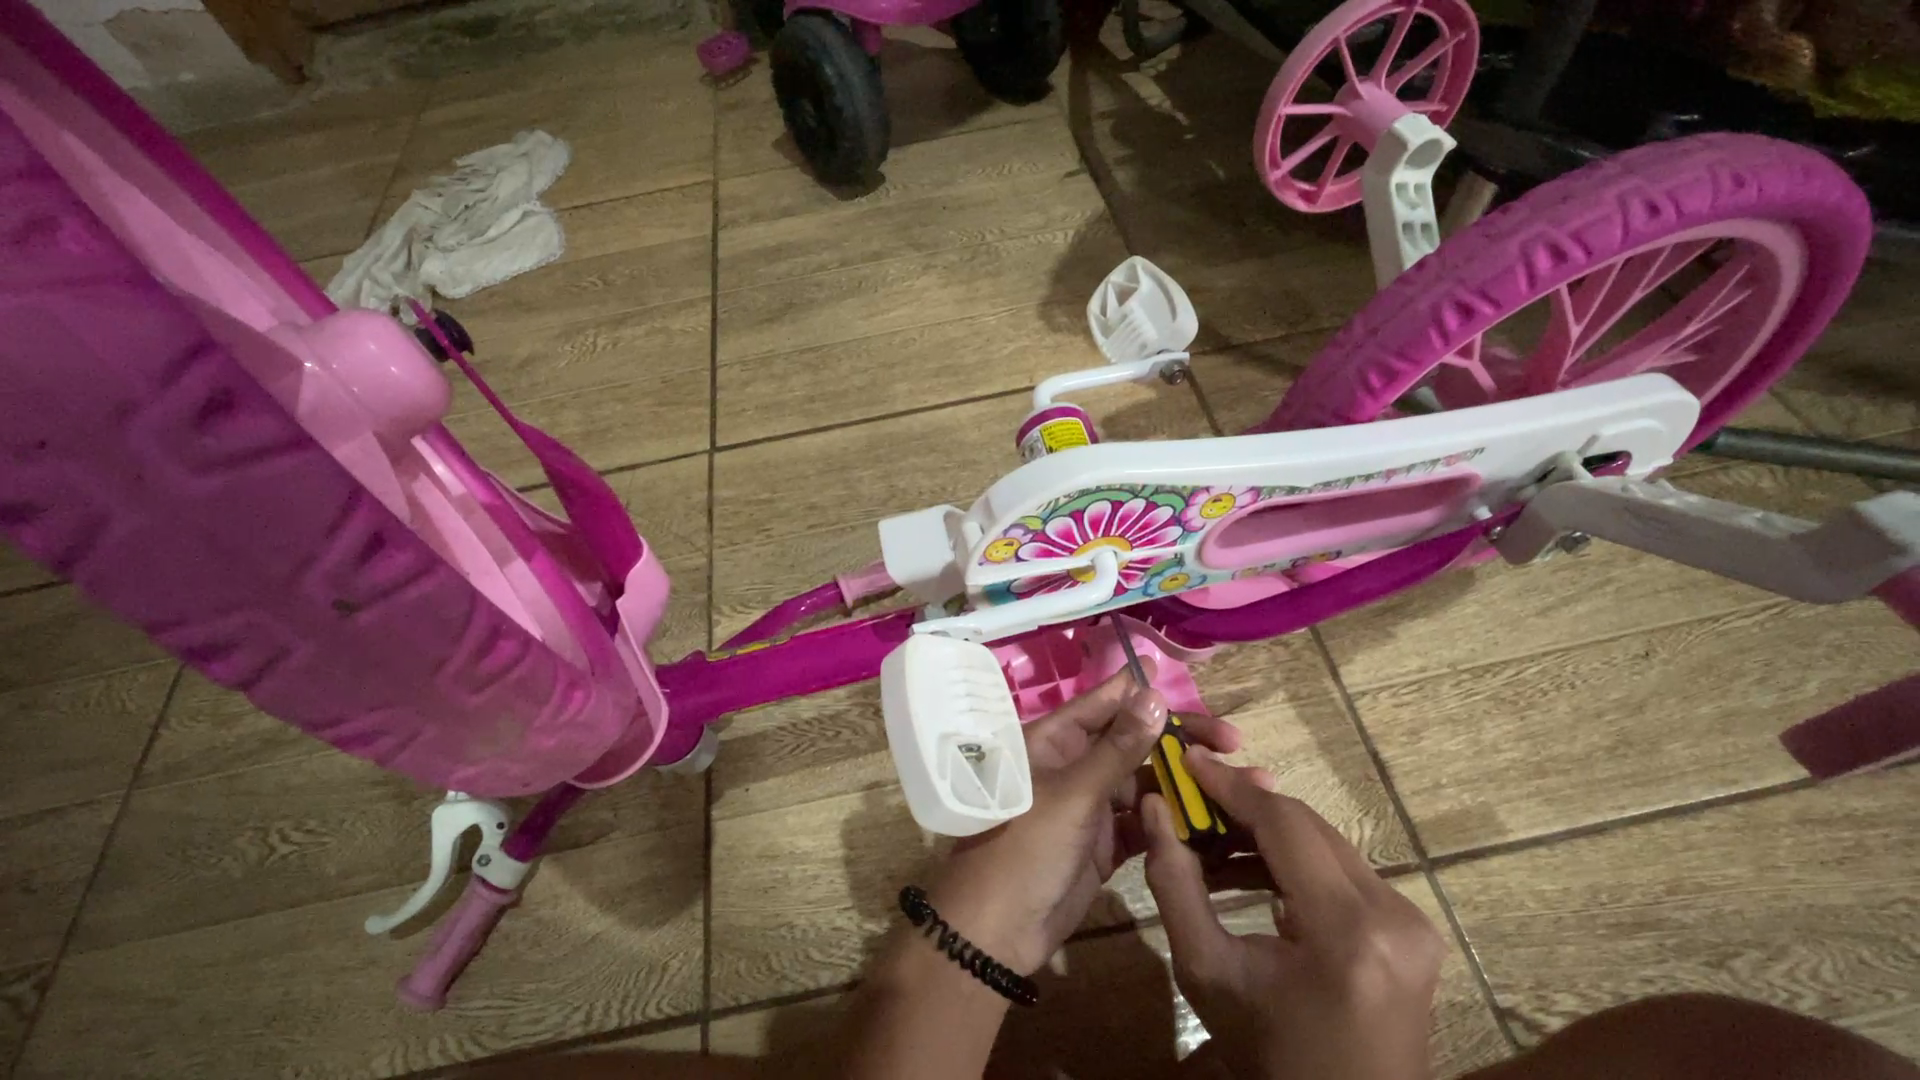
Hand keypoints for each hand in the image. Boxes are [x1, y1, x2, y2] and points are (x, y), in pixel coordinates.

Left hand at [926, 661, 1242, 974]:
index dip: (1140, 691)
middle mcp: (1073, 767)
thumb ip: (1117, 747)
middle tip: (1233, 741)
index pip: (1103, 704)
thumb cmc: (1026, 847)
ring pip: (1144, 783)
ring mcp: (1090, 807)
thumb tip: (1154, 694)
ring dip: (1185, 781)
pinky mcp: (1104, 844)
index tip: (1182, 677)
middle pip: (1132, 741)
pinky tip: (1214, 818)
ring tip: (1239, 781)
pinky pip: (1144, 823)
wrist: (998, 930)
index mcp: (1052, 742)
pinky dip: (1173, 820)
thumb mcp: (1073, 793)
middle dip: (1179, 740)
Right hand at [1143, 749, 1445, 1079]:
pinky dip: (1295, 862)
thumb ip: (1175, 884)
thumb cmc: (1269, 1054)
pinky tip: (1251, 872)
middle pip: (1308, 827)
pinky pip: (1343, 872)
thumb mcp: (1206, 971)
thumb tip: (1154, 810)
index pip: (1284, 824)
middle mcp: (1393, 913)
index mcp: (1346, 928)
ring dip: (1269, 834)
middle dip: (1246, 806)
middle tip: (1192, 798)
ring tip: (1211, 839)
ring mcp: (1411, 921)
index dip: (1231, 786)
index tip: (1188, 761)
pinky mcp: (1411, 929)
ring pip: (1327, 844)